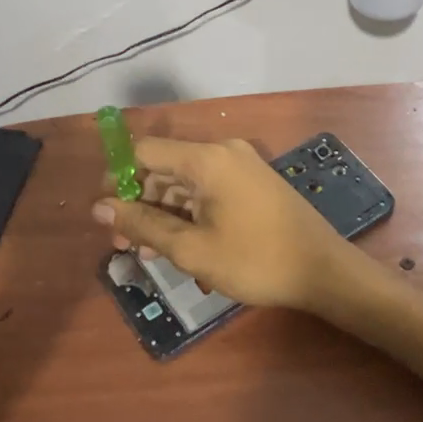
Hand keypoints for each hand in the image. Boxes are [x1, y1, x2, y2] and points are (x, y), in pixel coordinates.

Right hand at [92, 137, 353, 310]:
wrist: (322, 269)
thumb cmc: (254, 260)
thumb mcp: (191, 248)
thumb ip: (142, 224)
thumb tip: (100, 207)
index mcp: (207, 159)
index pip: (144, 151)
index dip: (118, 179)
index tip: (106, 217)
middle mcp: (225, 152)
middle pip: (165, 167)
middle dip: (138, 202)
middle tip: (124, 244)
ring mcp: (243, 167)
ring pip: (186, 183)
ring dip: (162, 213)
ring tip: (146, 251)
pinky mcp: (254, 185)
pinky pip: (209, 190)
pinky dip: (188, 213)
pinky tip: (176, 244)